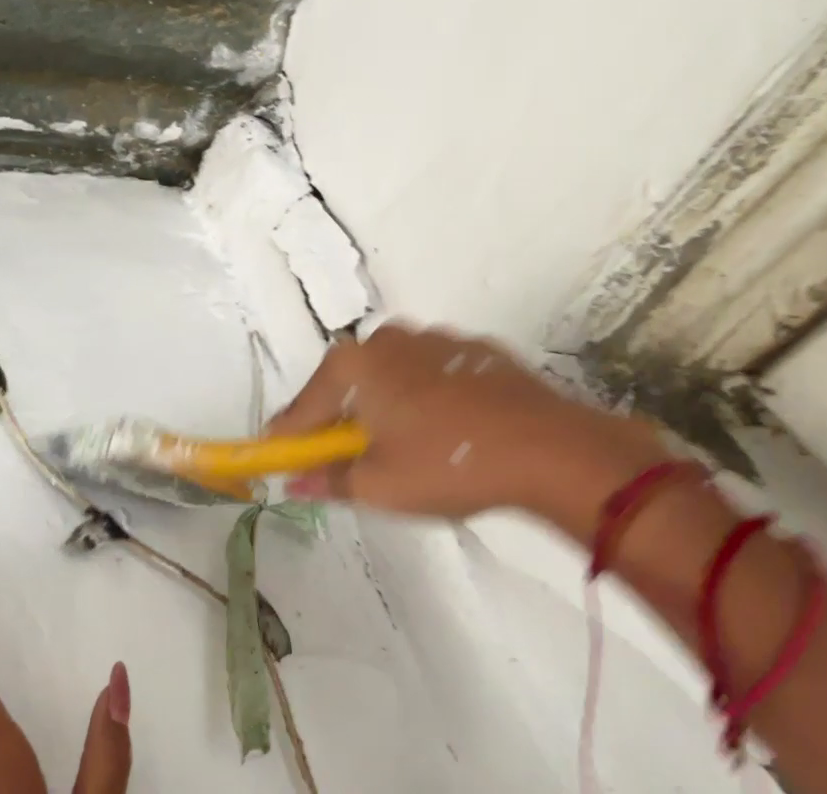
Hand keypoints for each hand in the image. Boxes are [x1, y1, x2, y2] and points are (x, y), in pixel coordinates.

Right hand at [266, 323, 668, 520]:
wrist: (551, 448)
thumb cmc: (449, 465)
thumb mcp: (380, 486)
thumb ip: (329, 478)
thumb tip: (293, 481)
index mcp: (355, 365)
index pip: (304, 406)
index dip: (289, 436)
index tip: (276, 456)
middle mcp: (389, 339)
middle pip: (347, 382)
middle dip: (341, 417)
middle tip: (346, 457)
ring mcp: (437, 340)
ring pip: (393, 375)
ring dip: (387, 404)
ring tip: (405, 446)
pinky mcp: (478, 350)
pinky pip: (435, 374)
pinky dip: (428, 398)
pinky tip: (449, 431)